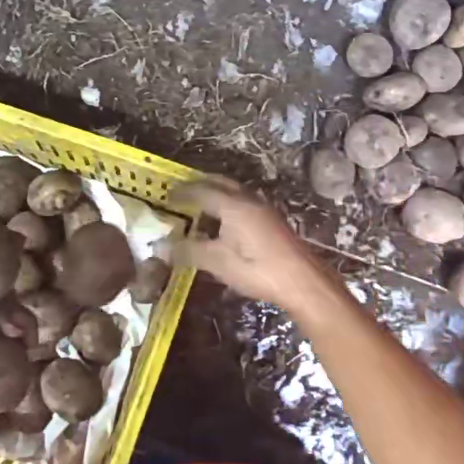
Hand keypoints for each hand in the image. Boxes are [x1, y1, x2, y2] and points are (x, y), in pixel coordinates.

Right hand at [172, 178, 337, 312]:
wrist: (302, 281)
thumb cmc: (258, 270)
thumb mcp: (219, 263)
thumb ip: (190, 252)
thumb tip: (161, 247)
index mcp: (233, 206)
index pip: (202, 191)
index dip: (183, 192)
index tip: (166, 195)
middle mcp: (249, 201)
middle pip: (221, 183)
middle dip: (200, 184)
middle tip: (182, 190)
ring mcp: (264, 210)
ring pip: (235, 192)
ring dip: (216, 192)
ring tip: (200, 204)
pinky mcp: (272, 222)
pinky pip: (244, 202)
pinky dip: (228, 203)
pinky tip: (225, 221)